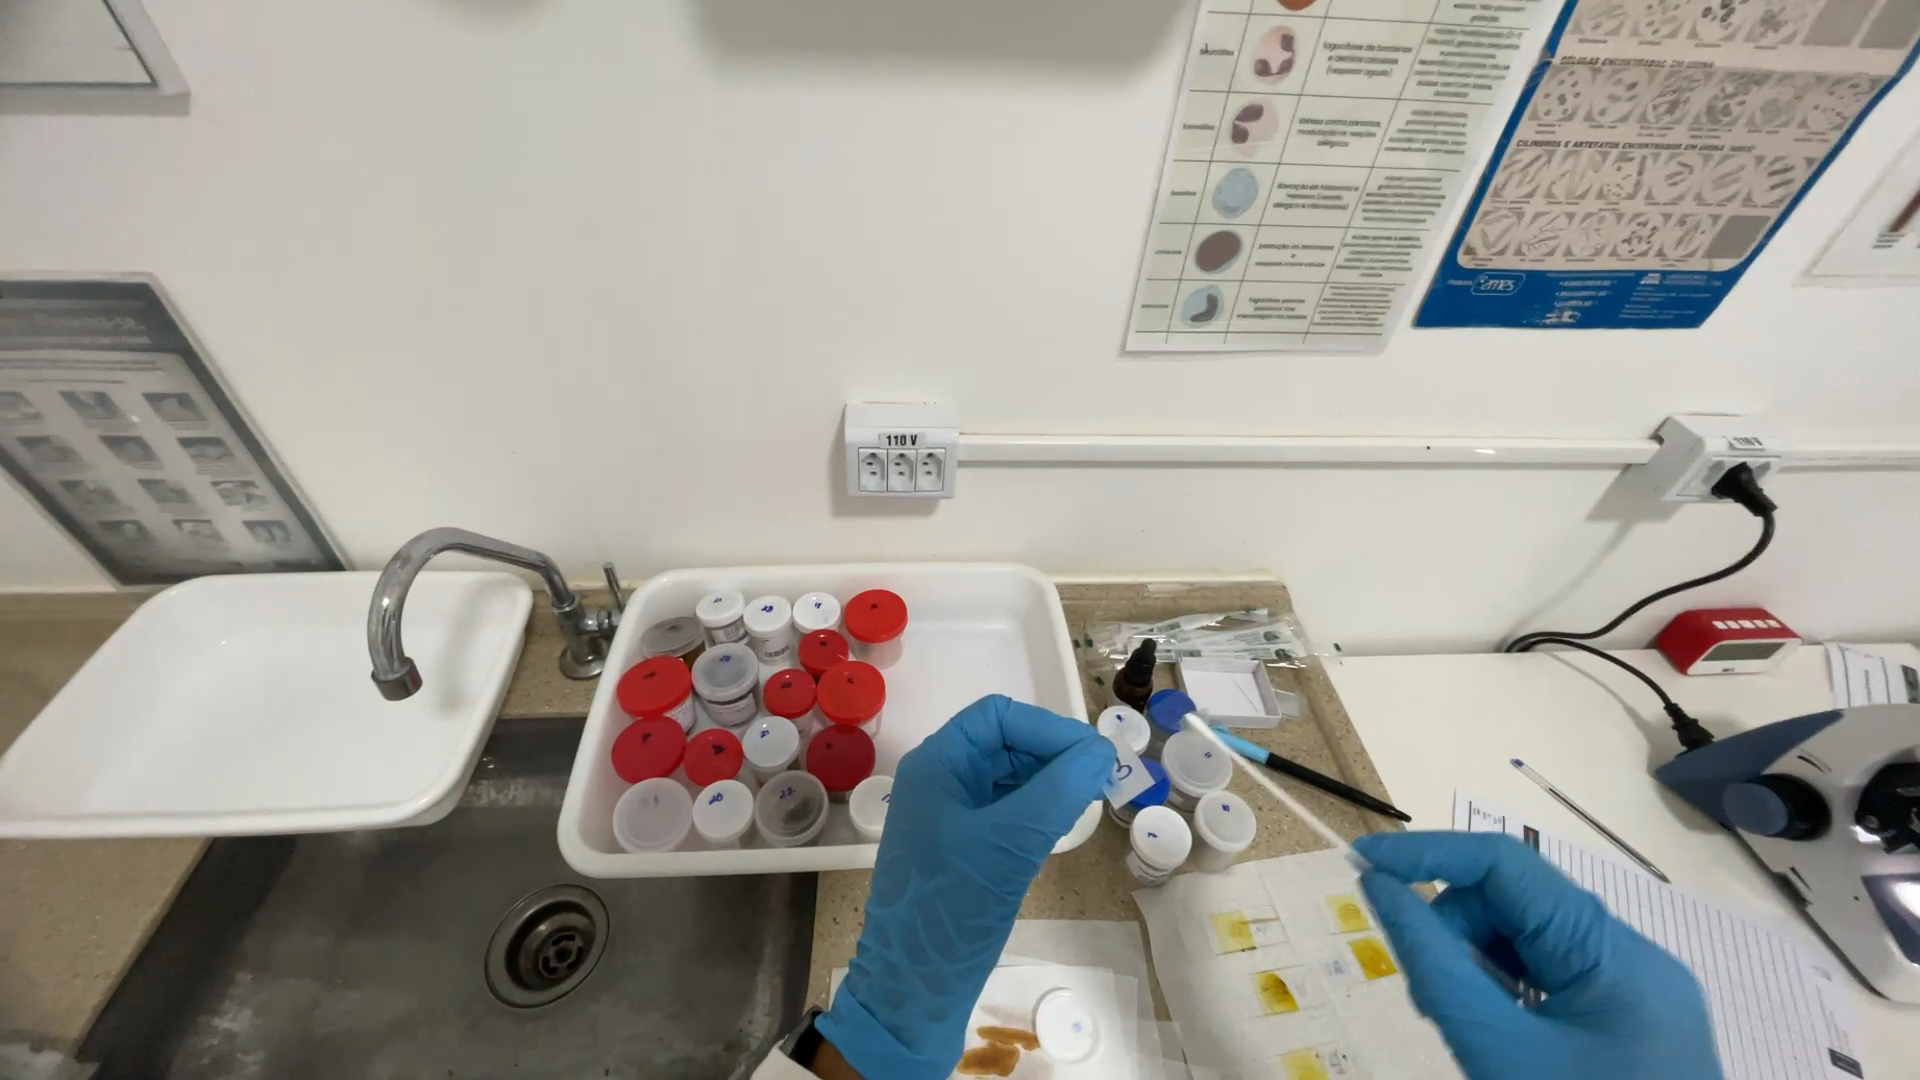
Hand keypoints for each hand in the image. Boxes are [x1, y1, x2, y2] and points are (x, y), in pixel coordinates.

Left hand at [815, 695, 1115, 1079]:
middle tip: (1100, 778)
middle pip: (1003, 742)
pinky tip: (1061, 823)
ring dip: (1047, 781)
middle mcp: (940, 779)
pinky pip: (1004, 809)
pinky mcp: (961, 846)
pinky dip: (1035, 809)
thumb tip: (1101, 752)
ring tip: (1087, 798)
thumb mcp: (1010, 843)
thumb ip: (1058, 791)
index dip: (1046, 728)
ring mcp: (949, 814)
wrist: (912, 994)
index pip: (997, 717)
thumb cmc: (953, 908)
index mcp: (937, 764)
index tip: (1092, 755)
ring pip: (1006, 776)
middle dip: (1051, 754)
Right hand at [1353, 831, 1723, 1079]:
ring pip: (1516, 934)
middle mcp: (1630, 958)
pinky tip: (1484, 1024)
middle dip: (1449, 927)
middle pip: (1508, 901)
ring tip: (1453, 1015)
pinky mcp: (1619, 1017)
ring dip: (1467, 959)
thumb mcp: (1491, 1044)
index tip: (1363, 863)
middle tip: (1421, 986)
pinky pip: (1536, 970)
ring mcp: (1629, 990)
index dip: (1427, 853)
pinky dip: (1493, 985)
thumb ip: (1428, 954)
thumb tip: (1375, 882)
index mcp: (1615, 956)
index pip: (1504, 863)